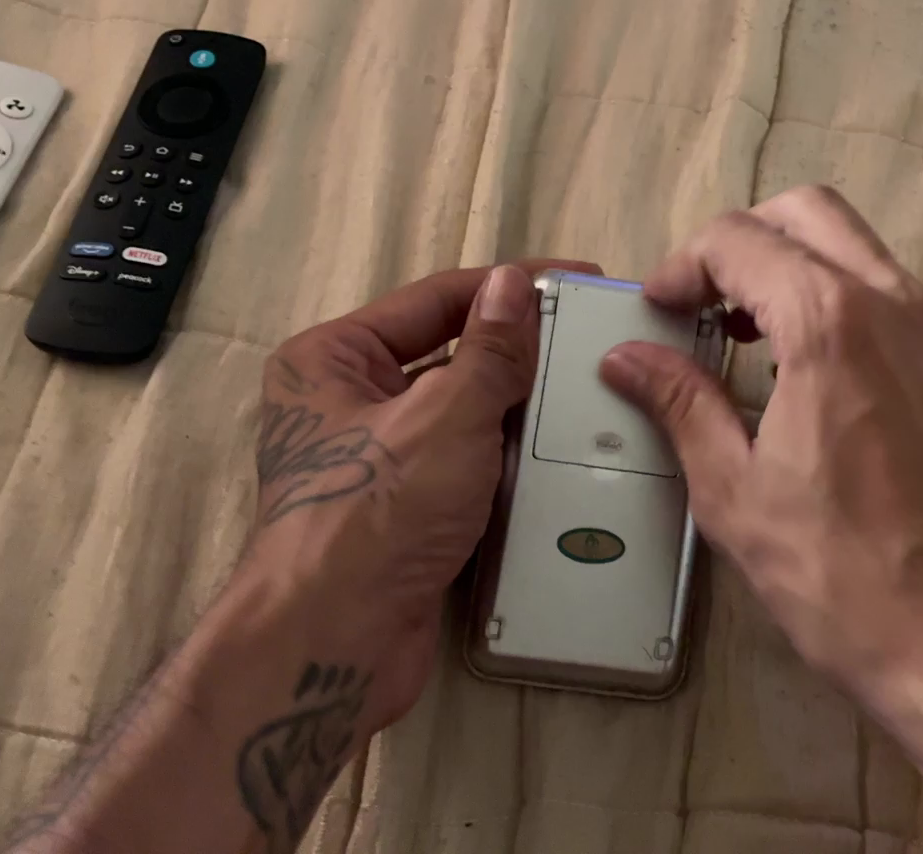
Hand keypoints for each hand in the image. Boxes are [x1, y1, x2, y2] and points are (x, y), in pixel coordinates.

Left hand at [243, 258, 596, 730]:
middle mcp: (349, 398)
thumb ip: (489, 349)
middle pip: (450, 351)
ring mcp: (379, 454)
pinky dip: (507, 447)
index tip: (574, 278)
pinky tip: (559, 443)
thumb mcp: (445, 416)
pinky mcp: (406, 500)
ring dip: (517, 400)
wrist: (337, 644)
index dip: (509, 284)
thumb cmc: (379, 512)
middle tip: (587, 335)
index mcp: (334, 357)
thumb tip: (512, 282)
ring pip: (463, 407)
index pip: (437, 298)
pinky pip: (467, 454)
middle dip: (517, 346)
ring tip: (586, 385)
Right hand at [598, 186, 922, 694]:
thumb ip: (680, 404)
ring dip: (789, 262)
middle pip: (805, 212)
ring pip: (852, 244)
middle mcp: (893, 303)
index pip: (739, 240)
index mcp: (830, 322)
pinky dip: (833, 293)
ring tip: (743, 329)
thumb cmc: (842, 574)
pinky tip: (802, 362)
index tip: (659, 310)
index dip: (684, 265)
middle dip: (741, 240)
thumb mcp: (736, 490)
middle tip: (700, 302)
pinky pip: (885, 290)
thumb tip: (629, 359)